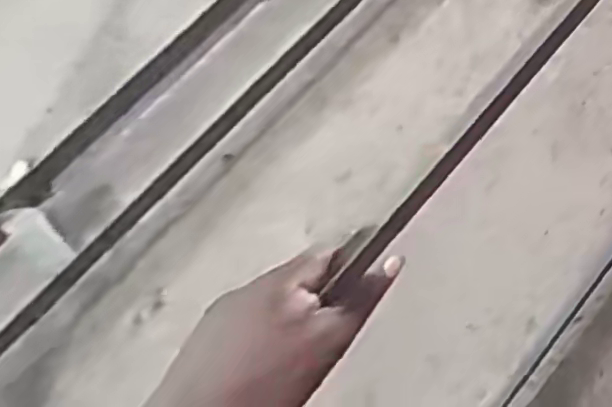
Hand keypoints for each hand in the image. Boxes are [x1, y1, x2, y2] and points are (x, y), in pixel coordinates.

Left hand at [144, 247, 400, 406]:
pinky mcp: (194, 350)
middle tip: (327, 330)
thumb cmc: (264, 383)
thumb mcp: (333, 336)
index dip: (356, 266)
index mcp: (276, 279)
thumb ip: (367, 294)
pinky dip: (260, 339)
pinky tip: (263, 363)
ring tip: (293, 352)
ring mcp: (212, 321)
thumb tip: (392, 262)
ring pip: (273, 305)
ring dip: (289, 320)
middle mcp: (240, 291)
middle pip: (302, 279)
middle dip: (320, 299)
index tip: (363, 287)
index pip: (333, 252)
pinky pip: (245, 328)